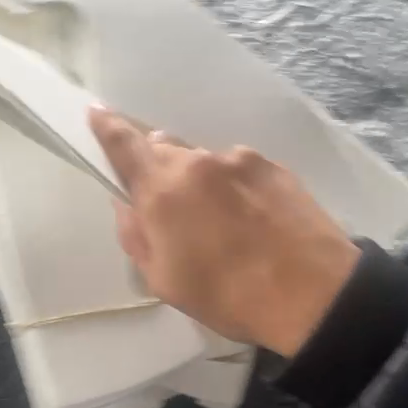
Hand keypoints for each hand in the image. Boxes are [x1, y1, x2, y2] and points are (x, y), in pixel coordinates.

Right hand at [88, 106, 359, 357]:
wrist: (312, 295)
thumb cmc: (227, 296)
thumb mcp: (163, 280)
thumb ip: (136, 235)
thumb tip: (127, 205)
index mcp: (162, 190)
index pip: (124, 144)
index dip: (106, 126)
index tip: (95, 111)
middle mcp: (197, 163)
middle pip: (164, 149)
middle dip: (157, 168)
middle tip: (167, 206)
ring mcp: (239, 161)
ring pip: (203, 161)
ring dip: (198, 181)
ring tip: (218, 222)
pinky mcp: (274, 168)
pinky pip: (238, 169)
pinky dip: (232, 187)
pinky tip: (249, 220)